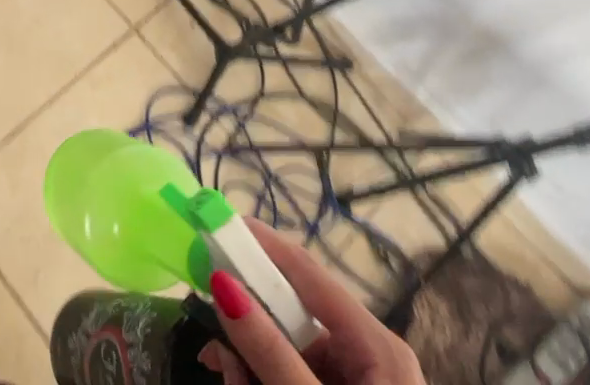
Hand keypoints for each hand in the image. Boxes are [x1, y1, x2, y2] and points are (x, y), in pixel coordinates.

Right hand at [198, 218, 424, 384]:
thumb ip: (267, 351)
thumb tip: (220, 283)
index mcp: (377, 346)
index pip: (307, 273)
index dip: (260, 243)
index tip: (212, 220)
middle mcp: (366, 354)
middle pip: (289, 314)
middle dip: (246, 328)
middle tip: (214, 352)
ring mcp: (351, 381)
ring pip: (280, 348)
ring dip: (247, 365)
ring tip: (231, 383)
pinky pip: (284, 374)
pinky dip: (257, 380)